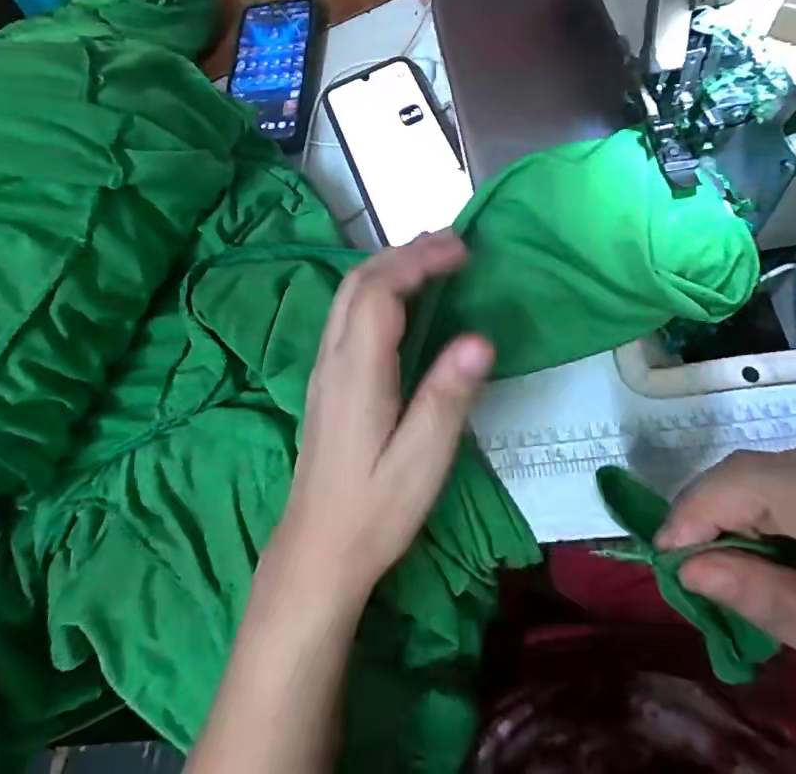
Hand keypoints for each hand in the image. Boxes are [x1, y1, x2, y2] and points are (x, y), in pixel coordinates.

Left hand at [275, 231, 494, 600]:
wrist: (315, 550)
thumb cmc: (373, 512)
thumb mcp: (421, 463)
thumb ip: (447, 397)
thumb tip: (480, 339)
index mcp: (356, 371)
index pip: (380, 291)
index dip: (419, 260)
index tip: (463, 250)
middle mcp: (333, 359)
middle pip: (359, 282)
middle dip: (404, 253)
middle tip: (454, 243)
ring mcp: (324, 368)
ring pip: (349, 295)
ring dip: (389, 266)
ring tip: (434, 259)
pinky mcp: (327, 381)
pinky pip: (348, 314)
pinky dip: (378, 289)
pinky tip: (404, 301)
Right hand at [658, 447, 795, 773]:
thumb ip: (772, 603)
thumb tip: (687, 567)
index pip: (754, 483)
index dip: (699, 511)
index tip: (668, 561)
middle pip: (742, 472)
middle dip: (700, 515)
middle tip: (684, 570)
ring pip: (743, 472)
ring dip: (714, 514)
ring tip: (711, 565)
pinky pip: (758, 480)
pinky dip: (735, 513)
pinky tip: (745, 551)